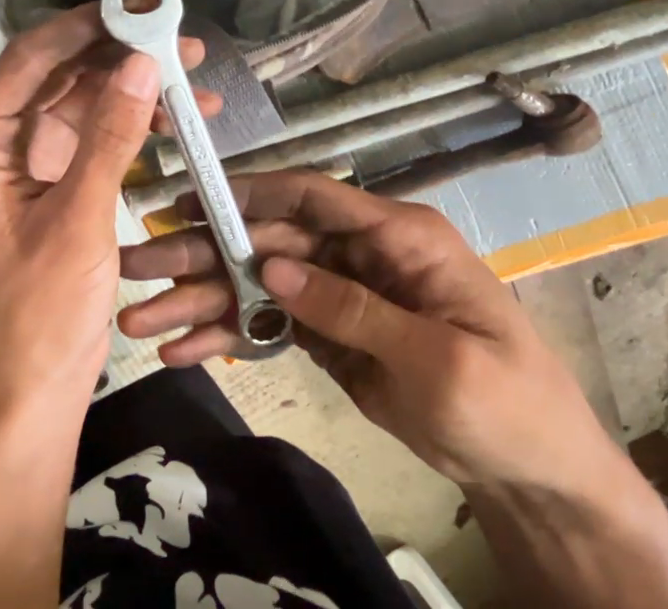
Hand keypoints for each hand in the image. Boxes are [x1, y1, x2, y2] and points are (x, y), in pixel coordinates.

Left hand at [0, 2, 215, 402]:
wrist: (32, 381)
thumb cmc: (41, 308)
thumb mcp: (79, 218)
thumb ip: (109, 136)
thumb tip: (144, 63)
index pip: (30, 57)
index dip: (86, 27)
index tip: (142, 7)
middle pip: (58, 72)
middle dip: (120, 56)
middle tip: (185, 43)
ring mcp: (23, 156)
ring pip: (80, 98)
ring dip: (134, 89)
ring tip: (198, 79)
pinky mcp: (51, 177)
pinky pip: (91, 132)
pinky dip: (131, 125)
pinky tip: (178, 121)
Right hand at [117, 171, 612, 490]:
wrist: (532, 474)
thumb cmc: (507, 405)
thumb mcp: (439, 361)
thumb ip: (353, 309)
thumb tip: (272, 268)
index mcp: (400, 238)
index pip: (312, 197)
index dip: (247, 192)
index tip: (186, 200)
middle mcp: (360, 254)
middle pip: (267, 242)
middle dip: (200, 255)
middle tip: (135, 265)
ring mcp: (338, 293)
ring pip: (255, 285)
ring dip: (199, 301)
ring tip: (140, 321)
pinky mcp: (324, 332)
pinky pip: (266, 325)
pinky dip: (225, 337)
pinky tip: (181, 351)